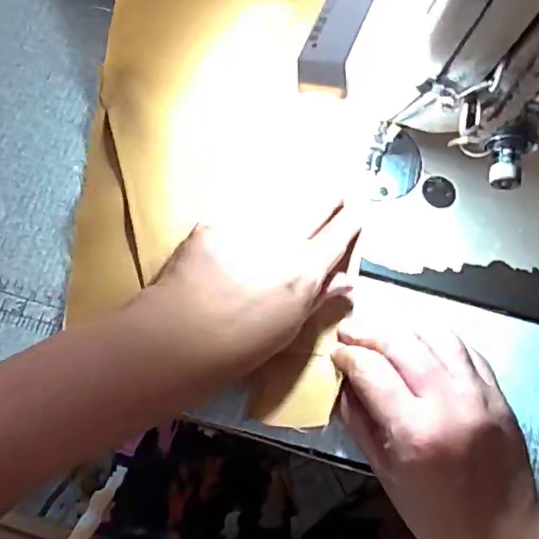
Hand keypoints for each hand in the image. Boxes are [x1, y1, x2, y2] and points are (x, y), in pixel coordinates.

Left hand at [128, 201, 360, 381]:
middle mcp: (280, 240)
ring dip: (287, 205)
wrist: (180, 335)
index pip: (341, 231)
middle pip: (316, 202)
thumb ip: (318, 298)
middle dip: (328, 197)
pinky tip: (243, 229)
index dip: (353, 218)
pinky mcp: (212, 223)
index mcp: (305, 270)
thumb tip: (346, 281)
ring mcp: (245, 227)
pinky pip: (238, 214)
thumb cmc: (239, 346)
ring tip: (289, 212)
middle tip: (336, 193)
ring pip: (277, 202)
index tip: (358, 210)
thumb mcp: (288, 329)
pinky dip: (246, 219)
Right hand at [333, 314, 538, 538]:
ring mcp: (481, 396)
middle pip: (402, 344)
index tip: (335, 355)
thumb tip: (341, 382)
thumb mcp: (384, 472)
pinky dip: (438, 342)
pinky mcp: (500, 396)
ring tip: (383, 335)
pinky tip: (421, 348)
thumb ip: (359, 421)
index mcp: (416, 432)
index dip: (347, 356)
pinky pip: (465, 351)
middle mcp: (450, 405)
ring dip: (403, 330)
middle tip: (348, 334)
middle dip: (368, 333)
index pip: (371, 370)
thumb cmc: (435, 516)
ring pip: (437, 337)